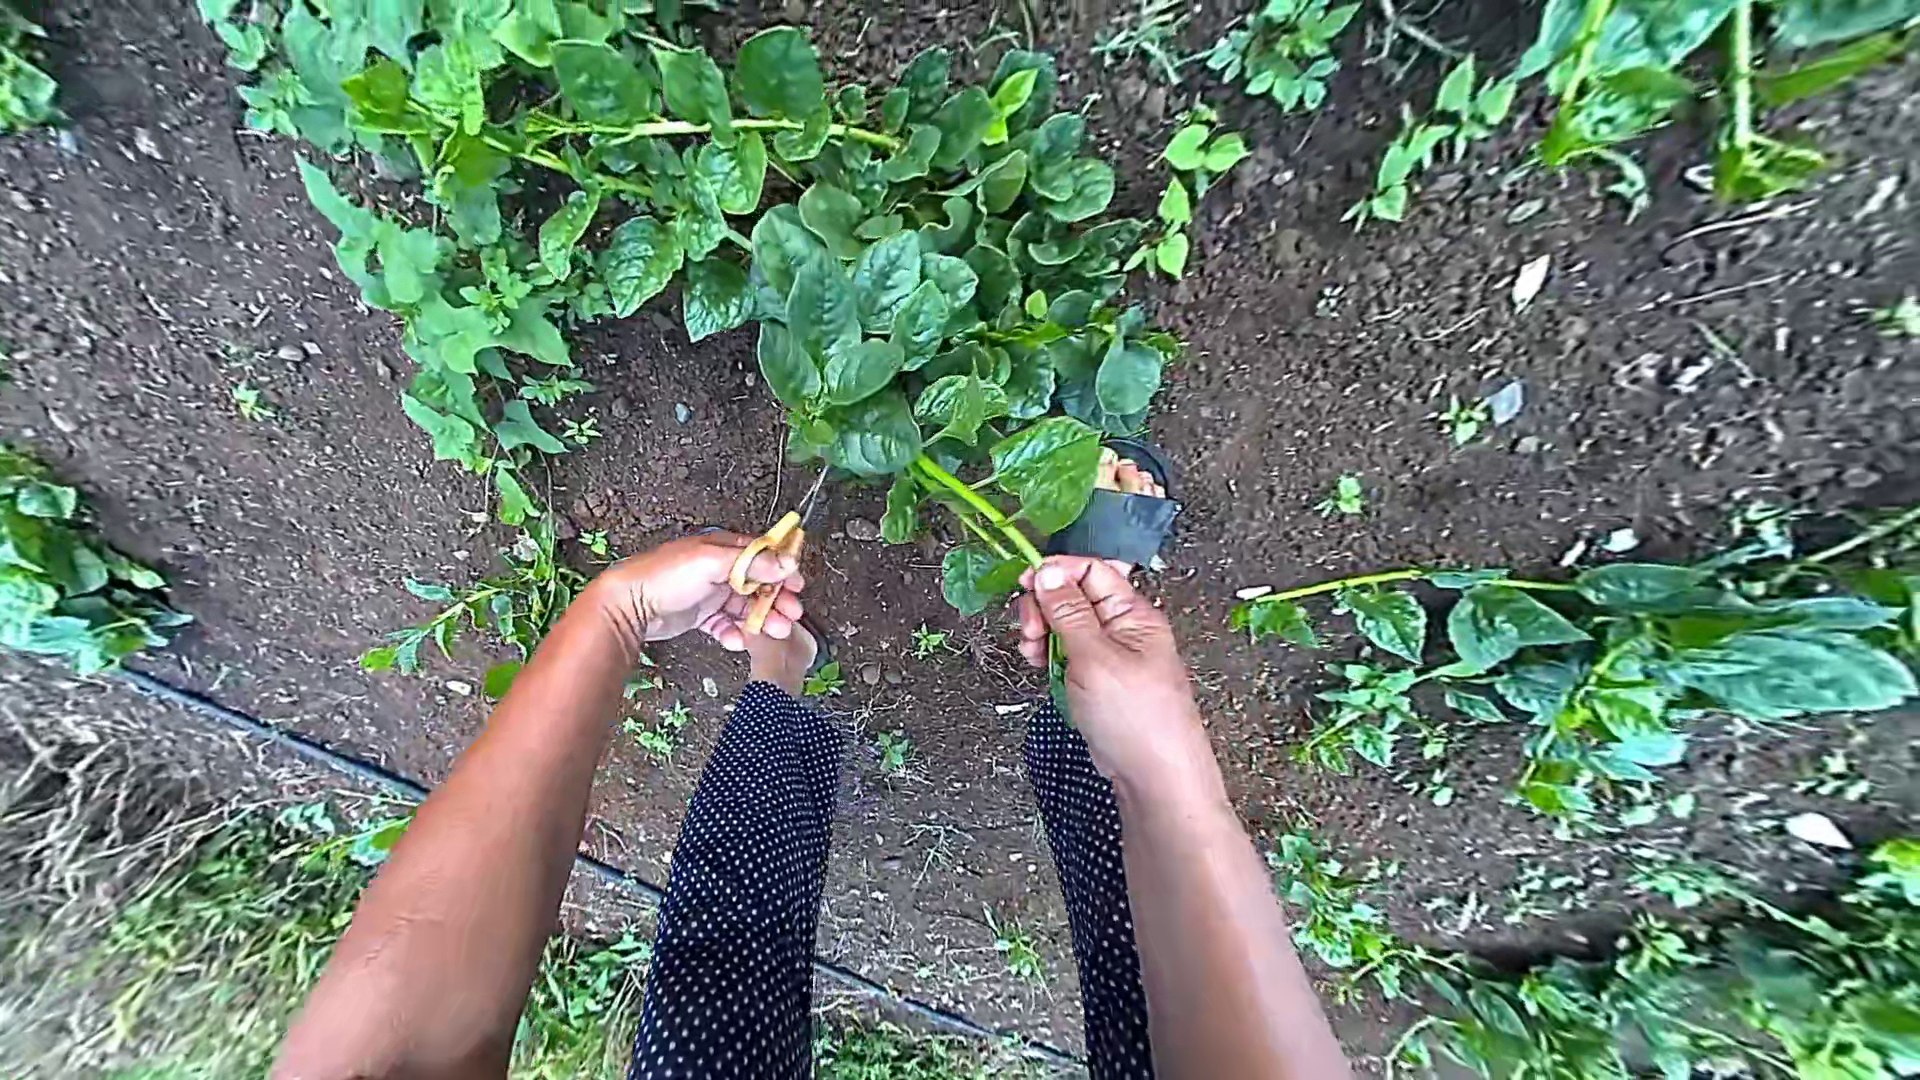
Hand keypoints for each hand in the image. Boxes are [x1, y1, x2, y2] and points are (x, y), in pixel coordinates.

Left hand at [594, 531, 805, 651]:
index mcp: (724, 549)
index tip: (798, 586)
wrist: (626, 605)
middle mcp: (720, 569)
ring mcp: (711, 593)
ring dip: (763, 619)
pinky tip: (737, 641)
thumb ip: (753, 563)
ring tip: (775, 633)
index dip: (783, 571)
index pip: (764, 557)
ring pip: (746, 606)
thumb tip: (789, 562)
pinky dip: (734, 633)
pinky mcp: (701, 615)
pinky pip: (725, 624)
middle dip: (777, 600)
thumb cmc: (667, 575)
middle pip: (759, 584)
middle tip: (792, 615)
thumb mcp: (713, 562)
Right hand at [1015, 557, 1223, 803]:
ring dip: (1042, 631)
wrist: (1154, 777)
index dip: (1057, 572)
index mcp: (1132, 614)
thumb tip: (1049, 572)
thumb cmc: (1136, 719)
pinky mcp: (1097, 676)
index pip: (1091, 571)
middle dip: (1044, 607)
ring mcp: (1109, 653)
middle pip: (1073, 596)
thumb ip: (1069, 612)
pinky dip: (1048, 654)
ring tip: (1033, 652)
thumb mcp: (1094, 657)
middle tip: (1030, 630)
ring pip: (1065, 624)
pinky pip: (1066, 651)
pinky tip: (1040, 664)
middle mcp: (1122, 628)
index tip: (1027, 585)